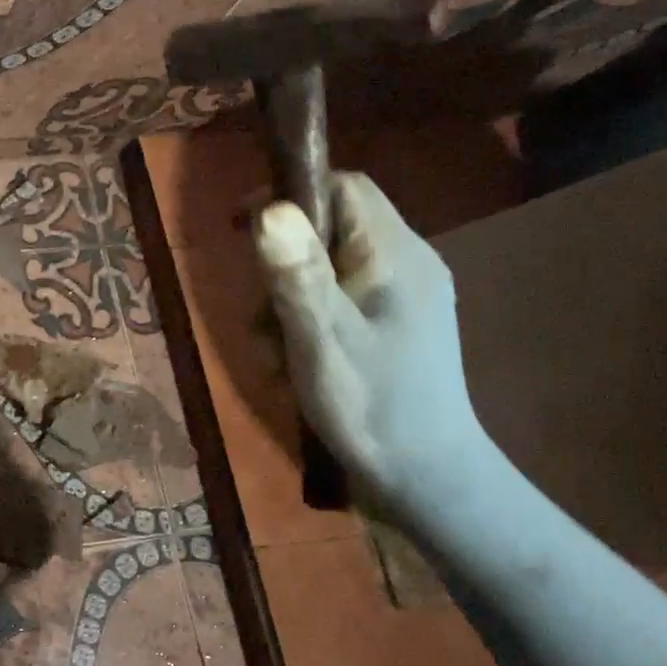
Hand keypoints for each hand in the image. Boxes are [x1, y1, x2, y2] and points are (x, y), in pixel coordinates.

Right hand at [253, 173, 495, 505]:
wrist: (426, 479)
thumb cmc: (370, 404)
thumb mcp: (321, 337)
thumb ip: (296, 273)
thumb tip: (269, 208)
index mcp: (396, 256)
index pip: (344, 186)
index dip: (289, 192)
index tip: (240, 226)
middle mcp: (407, 264)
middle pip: (331, 225)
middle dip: (282, 260)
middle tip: (259, 310)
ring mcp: (403, 296)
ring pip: (327, 264)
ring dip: (287, 297)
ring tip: (275, 348)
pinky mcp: (394, 324)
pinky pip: (338, 296)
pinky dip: (306, 318)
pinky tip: (294, 359)